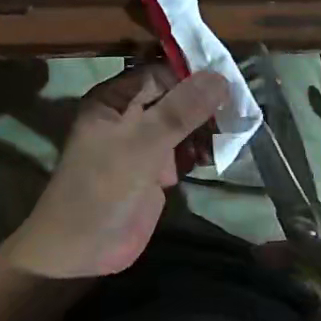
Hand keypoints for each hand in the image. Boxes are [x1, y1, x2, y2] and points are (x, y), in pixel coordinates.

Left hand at [6, 64, 227, 278]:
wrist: (81, 248)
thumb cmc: (101, 189)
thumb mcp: (141, 145)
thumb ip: (178, 112)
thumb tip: (219, 76)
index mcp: (113, 99)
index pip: (160, 72)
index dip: (193, 73)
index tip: (231, 79)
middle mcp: (128, 115)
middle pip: (175, 96)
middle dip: (205, 102)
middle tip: (240, 108)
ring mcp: (143, 143)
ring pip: (183, 123)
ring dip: (207, 126)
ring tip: (235, 131)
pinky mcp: (155, 170)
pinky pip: (184, 150)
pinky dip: (202, 150)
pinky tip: (222, 152)